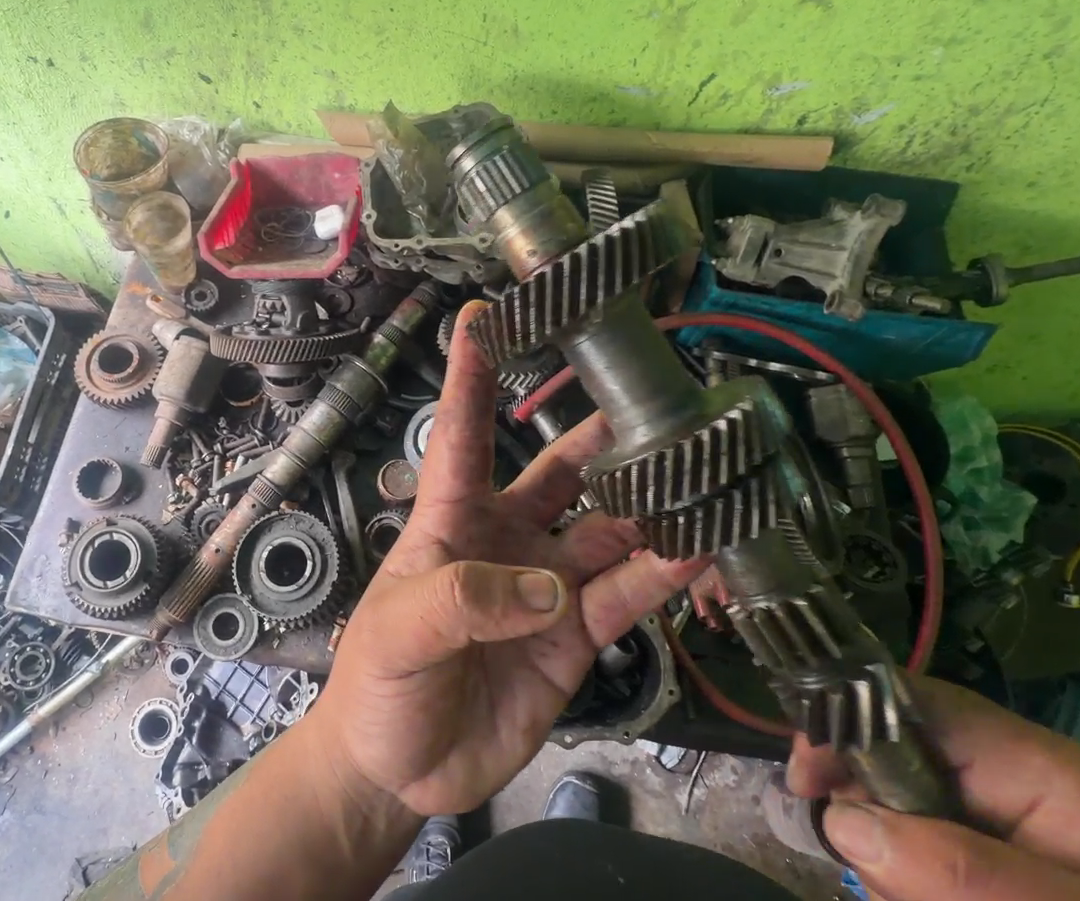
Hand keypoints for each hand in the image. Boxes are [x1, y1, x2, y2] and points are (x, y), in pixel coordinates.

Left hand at [306, 301, 708, 815]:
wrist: (400, 766)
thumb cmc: (378, 681)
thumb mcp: (400, 631)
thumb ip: (465, 600)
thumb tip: (546, 587)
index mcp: (451, 518)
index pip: (462, 433)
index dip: (472, 374)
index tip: (486, 313)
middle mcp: (507, 538)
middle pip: (562, 472)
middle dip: (602, 436)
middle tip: (653, 395)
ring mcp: (546, 585)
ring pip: (610, 530)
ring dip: (651, 503)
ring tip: (701, 470)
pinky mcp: (575, 636)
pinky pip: (628, 595)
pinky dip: (665, 573)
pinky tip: (700, 548)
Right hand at [787, 679, 1079, 900]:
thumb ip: (971, 871)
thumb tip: (843, 820)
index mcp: (1032, 763)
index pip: (906, 696)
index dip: (840, 717)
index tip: (803, 783)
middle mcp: (1007, 781)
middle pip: (886, 763)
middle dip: (868, 821)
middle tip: (888, 890)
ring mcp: (1002, 826)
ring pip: (894, 820)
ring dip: (891, 872)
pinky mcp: (999, 865)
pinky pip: (922, 859)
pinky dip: (910, 888)